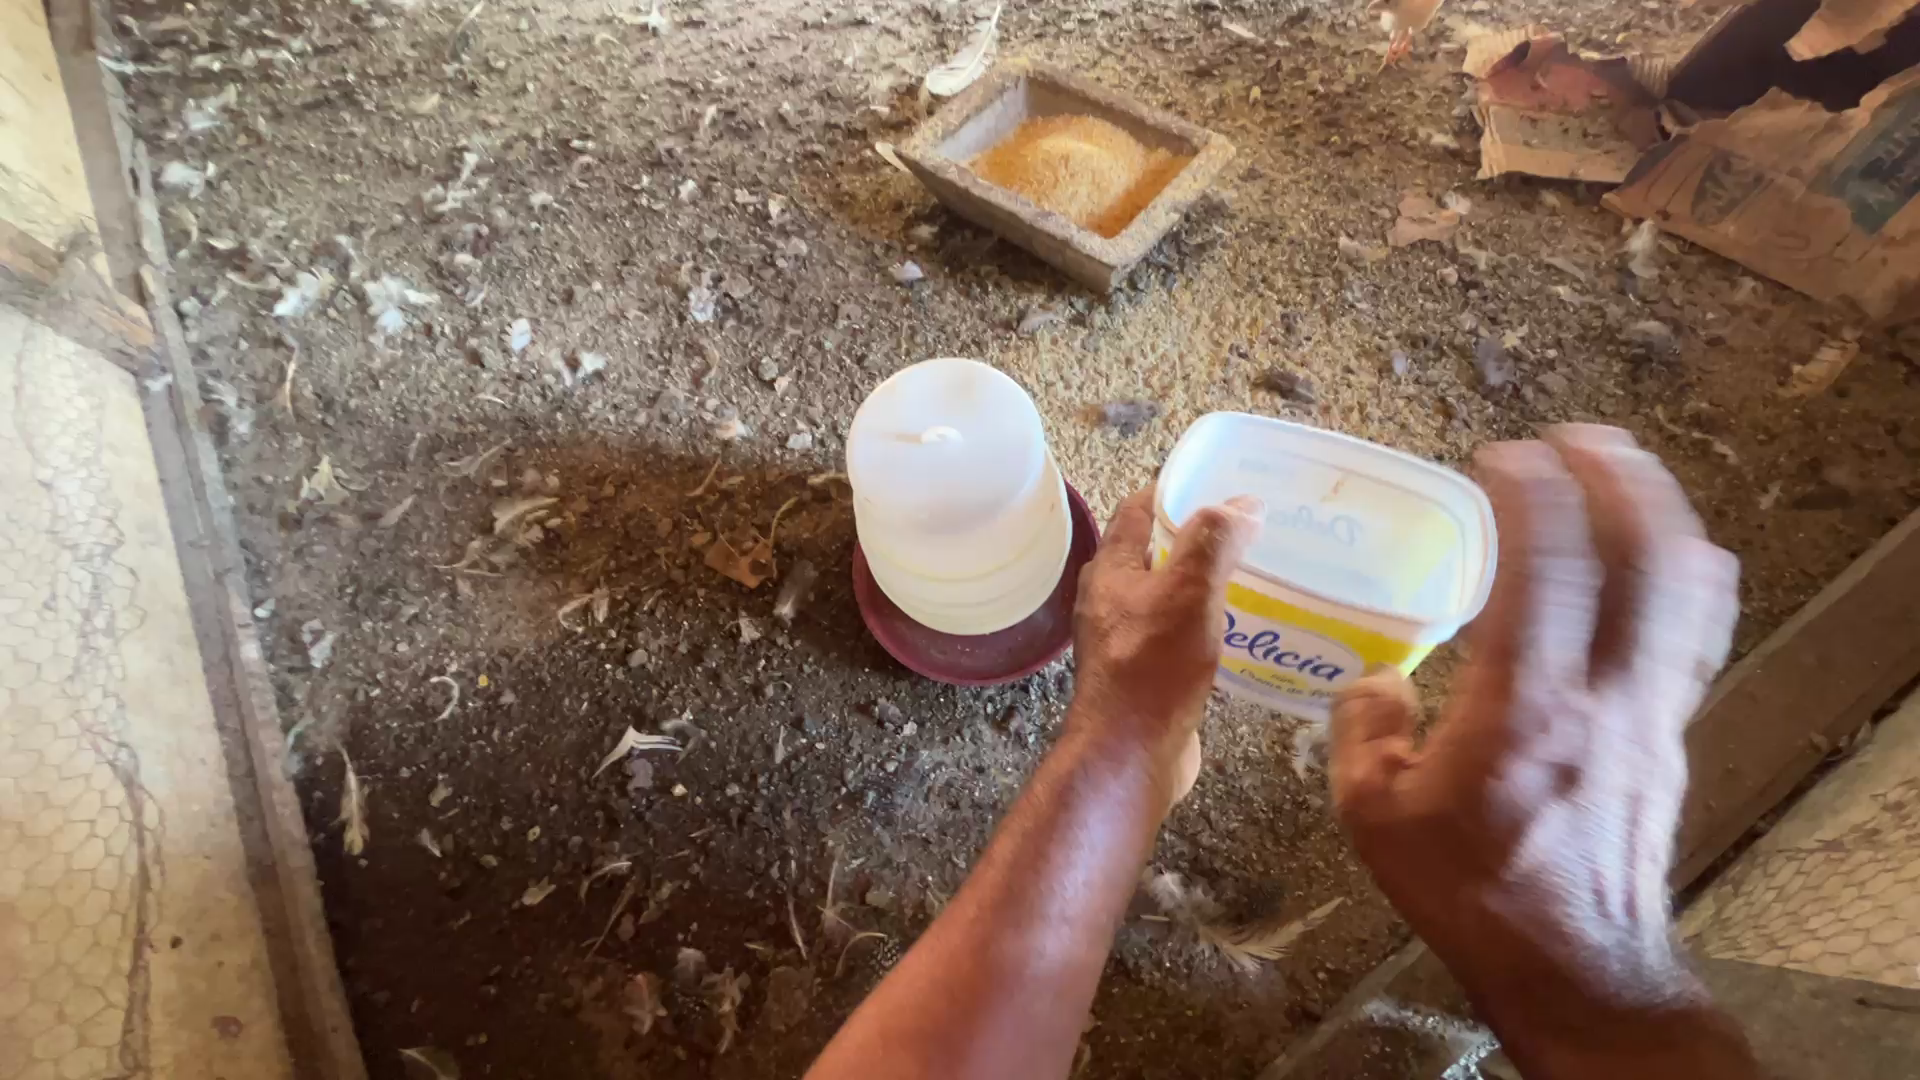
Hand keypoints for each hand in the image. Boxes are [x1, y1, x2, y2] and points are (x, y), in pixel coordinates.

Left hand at [1070, 487, 1262, 802]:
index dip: (1177, 488)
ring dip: (1203, 578)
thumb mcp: (1186, 593)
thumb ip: (1211, 543)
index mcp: (1112, 568)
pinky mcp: (1142, 667)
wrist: (1129, 752)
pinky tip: (1240, 625)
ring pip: (1166, 590)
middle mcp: (1111, 596)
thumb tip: (1241, 502)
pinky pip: (1175, 627)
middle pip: (1154, 548)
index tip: (1223, 481)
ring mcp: (1124, 633)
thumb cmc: (1152, 666)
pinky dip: (1204, 617)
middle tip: (1250, 528)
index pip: (1140, 508)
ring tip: (1254, 571)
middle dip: (1197, 534)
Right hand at [1329, 426, 1741, 1067]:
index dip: (1528, 503)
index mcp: (1522, 712)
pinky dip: (1677, 578)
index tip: (1501, 456)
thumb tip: (1379, 679)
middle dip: (1620, 486)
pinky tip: (1658, 559)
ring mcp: (1649, 717)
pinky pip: (1687, 637)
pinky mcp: (1664, 738)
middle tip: (1580, 438)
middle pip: (1645, 568)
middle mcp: (1604, 700)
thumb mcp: (1371, 809)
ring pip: (1685, 596)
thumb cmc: (1465, 888)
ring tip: (1626, 473)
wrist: (1574, 969)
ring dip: (1660, 520)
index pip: (1539, 578)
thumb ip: (1364, 727)